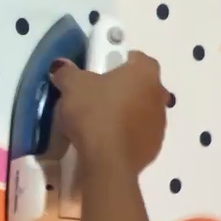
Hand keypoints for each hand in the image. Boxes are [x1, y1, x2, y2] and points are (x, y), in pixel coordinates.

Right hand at [50, 51, 169, 172]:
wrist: (108, 164)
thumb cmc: (95, 116)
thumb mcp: (72, 87)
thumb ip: (67, 73)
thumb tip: (61, 67)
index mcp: (145, 70)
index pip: (130, 57)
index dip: (110, 64)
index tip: (93, 77)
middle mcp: (159, 92)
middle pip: (136, 86)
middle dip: (118, 92)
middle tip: (92, 103)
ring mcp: (159, 122)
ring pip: (138, 112)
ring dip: (122, 116)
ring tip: (97, 129)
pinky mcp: (153, 147)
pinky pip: (136, 136)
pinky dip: (124, 138)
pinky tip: (105, 145)